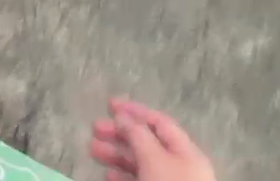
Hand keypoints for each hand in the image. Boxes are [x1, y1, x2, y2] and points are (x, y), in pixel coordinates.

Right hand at [88, 99, 215, 180]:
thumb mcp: (153, 158)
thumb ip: (137, 133)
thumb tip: (122, 117)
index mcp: (185, 153)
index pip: (159, 122)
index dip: (134, 110)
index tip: (107, 105)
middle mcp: (179, 167)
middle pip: (145, 141)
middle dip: (118, 133)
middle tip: (94, 129)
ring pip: (138, 162)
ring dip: (114, 154)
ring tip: (93, 152)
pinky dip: (121, 176)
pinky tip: (109, 176)